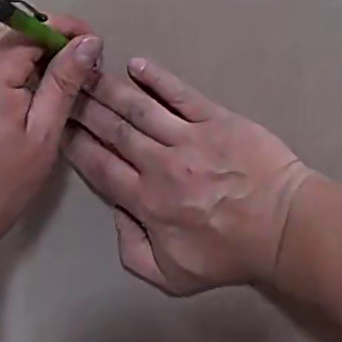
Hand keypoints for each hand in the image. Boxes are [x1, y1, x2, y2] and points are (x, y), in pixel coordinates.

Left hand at [0, 17, 102, 275]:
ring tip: (58, 82)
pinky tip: (25, 96)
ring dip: (31, 54)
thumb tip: (88, 41)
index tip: (96, 48)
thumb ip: (65, 81)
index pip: (35, 28)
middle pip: (15, 32)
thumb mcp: (42, 135)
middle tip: (81, 66)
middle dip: (51, 39)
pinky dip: (9, 68)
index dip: (69, 31)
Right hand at [64, 58, 314, 295]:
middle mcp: (160, 164)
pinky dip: (156, 77)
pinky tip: (137, 64)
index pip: (100, 166)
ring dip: (111, 88)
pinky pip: (179, 93)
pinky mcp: (214, 117)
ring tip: (89, 71)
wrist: (283, 227)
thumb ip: (132, 250)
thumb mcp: (173, 276)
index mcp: (147, 202)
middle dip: (85, 107)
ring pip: (139, 107)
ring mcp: (188, 137)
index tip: (58, 124)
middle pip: (113, 129)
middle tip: (64, 86)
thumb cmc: (230, 253)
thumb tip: (116, 211)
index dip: (75, 143)